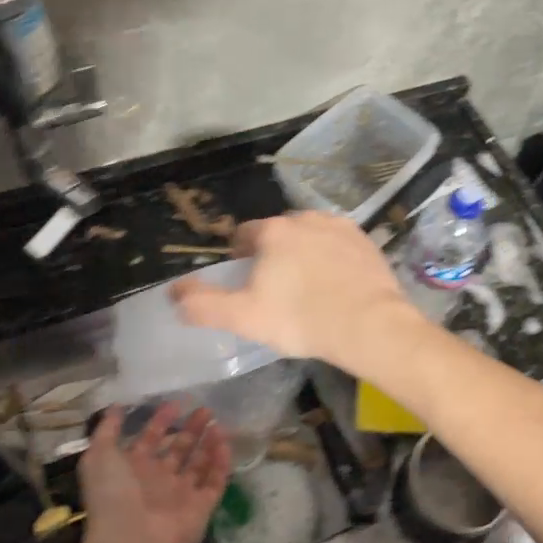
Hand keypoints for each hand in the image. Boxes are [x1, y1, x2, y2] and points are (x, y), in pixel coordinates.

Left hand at [77, 404, 231, 542]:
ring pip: (199, 465)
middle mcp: (158, 482)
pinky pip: (215, 481)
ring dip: (208, 443)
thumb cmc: (114, 495)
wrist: (132, 542)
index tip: (176, 403)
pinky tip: (224, 442)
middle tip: (206, 410)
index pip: (150, 440)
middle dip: (191, 429)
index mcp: (133, 470)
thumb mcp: (99, 455)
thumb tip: (116, 405)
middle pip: (178, 450)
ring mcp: (180, 496)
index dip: (161, 422)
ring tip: (219, 423)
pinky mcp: (201, 507)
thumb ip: (107, 429)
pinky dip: (221, 463)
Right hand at [170, 210, 427, 366]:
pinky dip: (334, 258)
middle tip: (280, 292)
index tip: (250, 285)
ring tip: (310, 289)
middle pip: (279, 233)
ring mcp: (339, 226)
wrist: (368, 324)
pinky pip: (339, 244)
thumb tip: (173, 293)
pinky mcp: (366, 239)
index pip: (245, 235)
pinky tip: (337, 284)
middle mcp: (305, 218)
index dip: (242, 258)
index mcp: (273, 231)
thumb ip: (203, 304)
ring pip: (311, 236)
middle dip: (275, 255)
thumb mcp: (244, 317)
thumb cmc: (300, 319)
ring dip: (305, 253)